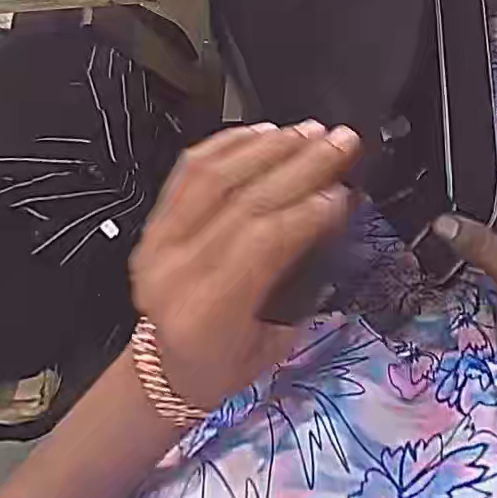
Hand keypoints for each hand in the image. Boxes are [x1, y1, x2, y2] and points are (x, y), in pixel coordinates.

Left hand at [129, 120, 359, 411]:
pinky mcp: (152, 221)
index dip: (307, 209)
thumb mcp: (277, 342)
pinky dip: (231, 142)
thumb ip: (304, 280)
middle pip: (244, 199)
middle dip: (301, 164)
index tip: (344, 191)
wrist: (167, 366)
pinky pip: (191, 169)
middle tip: (340, 142)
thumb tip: (334, 211)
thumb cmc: (227, 364)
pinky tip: (265, 131)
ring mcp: (157, 240)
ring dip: (270, 146)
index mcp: (206, 314)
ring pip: (215, 175)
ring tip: (310, 131)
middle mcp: (174, 272)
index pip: (261, 243)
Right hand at [433, 162, 496, 410]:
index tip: (436, 182)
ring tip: (438, 237)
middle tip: (430, 217)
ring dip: (469, 232)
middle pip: (495, 195)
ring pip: (490, 222)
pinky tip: (457, 256)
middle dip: (465, 207)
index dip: (470, 175)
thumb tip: (443, 220)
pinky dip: (477, 251)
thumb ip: (480, 244)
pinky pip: (495, 245)